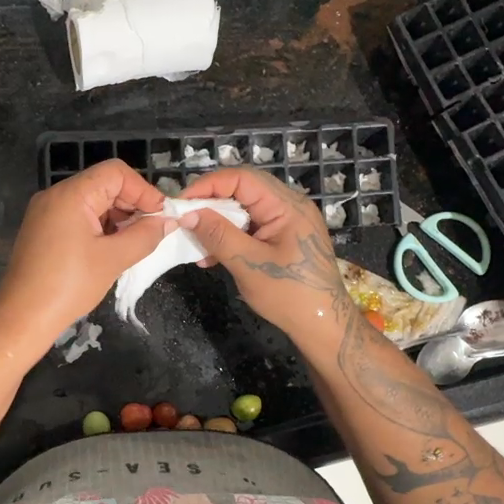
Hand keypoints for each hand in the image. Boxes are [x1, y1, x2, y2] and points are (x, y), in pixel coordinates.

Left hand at [0, 159, 175, 359]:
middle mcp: (55, 196)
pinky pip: (77, 218)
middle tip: (152, 232)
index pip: (115, 172)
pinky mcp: (42, 230)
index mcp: (71, 195)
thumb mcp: (113, 260)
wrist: (22, 317)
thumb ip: (144, 236)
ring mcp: (45, 213)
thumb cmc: (68, 286)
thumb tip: (167, 221)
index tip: (161, 216)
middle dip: (131, 205)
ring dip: (116, 218)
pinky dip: (99, 228)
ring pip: (91, 202)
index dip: (143, 190)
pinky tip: (111, 249)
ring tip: (134, 243)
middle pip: (103, 184)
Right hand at [177, 167, 351, 342]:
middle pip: (242, 190)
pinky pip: (250, 227)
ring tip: (194, 241)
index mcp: (287, 206)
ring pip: (244, 210)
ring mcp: (287, 222)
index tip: (181, 204)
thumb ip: (218, 235)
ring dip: (217, 223)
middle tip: (184, 220)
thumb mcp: (249, 265)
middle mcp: (289, 207)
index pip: (242, 179)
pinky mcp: (282, 239)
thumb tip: (188, 214)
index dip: (208, 186)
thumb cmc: (289, 295)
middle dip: (210, 203)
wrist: (322, 325)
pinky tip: (211, 255)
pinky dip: (229, 237)